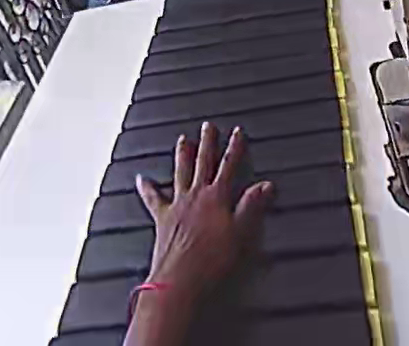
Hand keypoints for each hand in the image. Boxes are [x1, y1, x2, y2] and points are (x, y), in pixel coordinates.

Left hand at [135, 121, 273, 308]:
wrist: (178, 282)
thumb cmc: (211, 261)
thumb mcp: (240, 234)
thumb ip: (252, 206)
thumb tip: (266, 184)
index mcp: (216, 196)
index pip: (228, 165)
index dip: (234, 147)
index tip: (237, 131)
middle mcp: (196, 194)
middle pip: (203, 161)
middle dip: (207, 142)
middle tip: (207, 125)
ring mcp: (177, 204)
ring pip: (181, 172)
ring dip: (182, 154)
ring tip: (183, 139)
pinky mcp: (162, 218)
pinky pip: (153, 198)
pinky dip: (147, 187)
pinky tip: (141, 178)